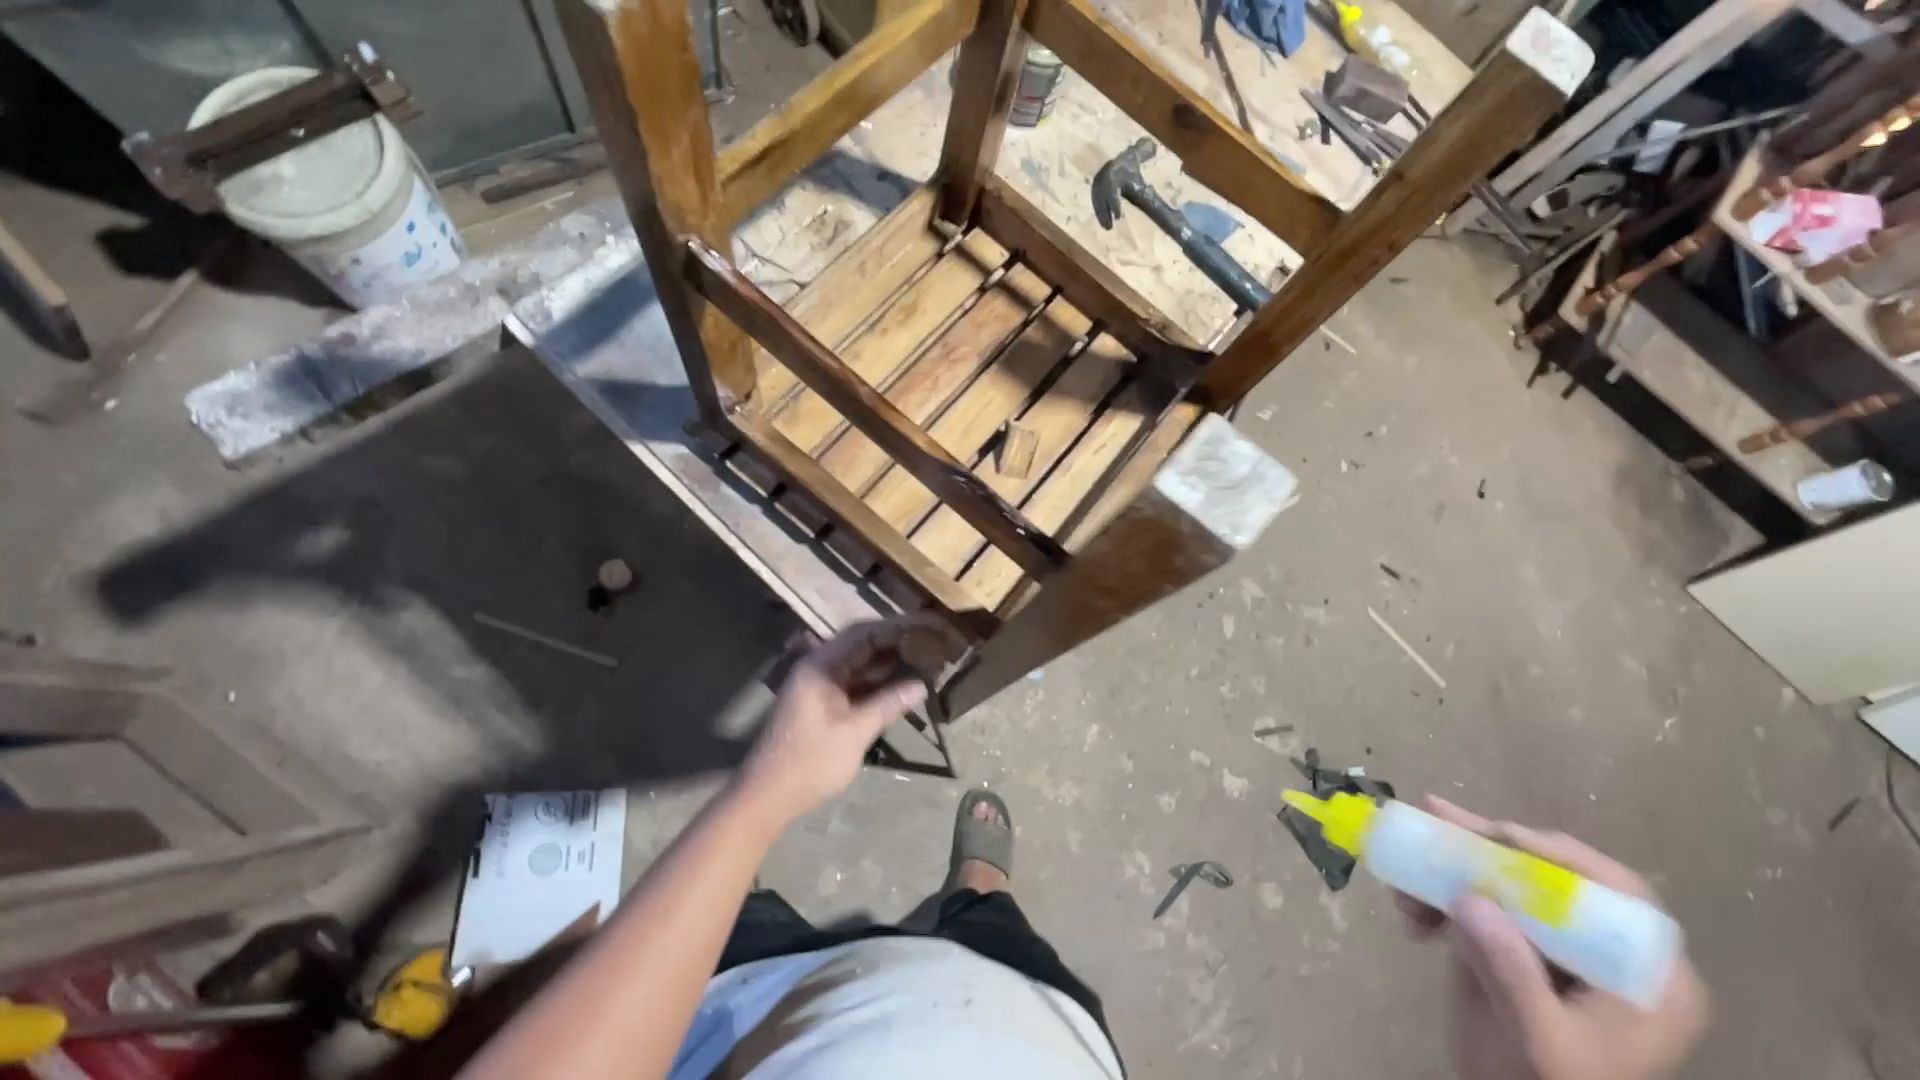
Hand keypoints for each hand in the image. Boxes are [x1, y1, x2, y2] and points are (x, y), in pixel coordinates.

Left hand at [737, 619, 930, 821]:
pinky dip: (875, 683)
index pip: (863, 634)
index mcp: (820, 666)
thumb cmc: (810, 762)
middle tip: (929, 642)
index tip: (926, 627)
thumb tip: (921, 686)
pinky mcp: (820, 704)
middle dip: (894, 643)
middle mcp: (817, 668)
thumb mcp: (854, 732)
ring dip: (886, 664)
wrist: (767, 795)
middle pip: (860, 645)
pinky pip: (852, 683)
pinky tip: (899, 687)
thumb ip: (888, 704)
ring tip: (922, 662)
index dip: (896, 628)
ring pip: (857, 665)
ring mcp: (817, 686)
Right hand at [1395, 797, 1708, 1079]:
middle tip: (1437, 815)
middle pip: (1553, 880)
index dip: (1560, 856)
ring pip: (1507, 889)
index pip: (1616, 895)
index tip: (1504, 836)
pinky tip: (1410, 916)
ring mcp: (1557, 951)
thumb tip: (1467, 897)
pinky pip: (1479, 912)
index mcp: (1645, 978)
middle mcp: (1605, 952)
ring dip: (1449, 875)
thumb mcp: (1540, 1042)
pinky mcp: (1516, 954)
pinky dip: (1438, 903)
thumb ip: (1512, 973)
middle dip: (1487, 850)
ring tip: (1403, 881)